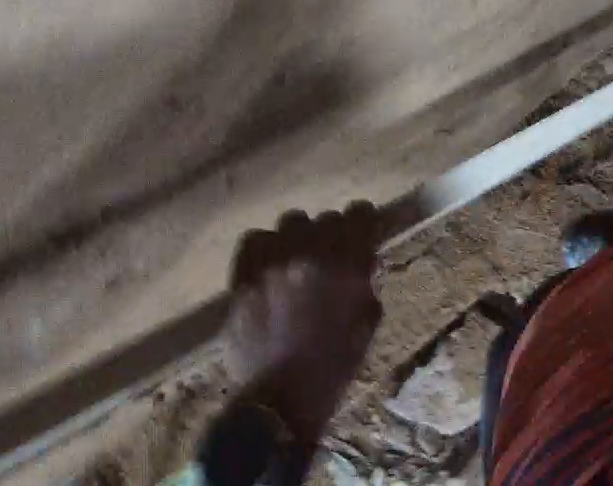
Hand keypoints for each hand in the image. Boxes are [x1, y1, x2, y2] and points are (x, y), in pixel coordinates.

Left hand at [223, 202, 384, 424]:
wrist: (281, 399)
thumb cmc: (335, 362)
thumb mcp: (368, 318)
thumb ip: (364, 279)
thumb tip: (360, 259)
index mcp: (348, 263)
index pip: (360, 212)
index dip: (362, 224)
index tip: (361, 237)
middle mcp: (311, 253)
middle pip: (326, 218)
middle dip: (332, 237)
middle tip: (328, 260)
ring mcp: (273, 263)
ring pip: (291, 223)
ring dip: (299, 239)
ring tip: (296, 262)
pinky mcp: (244, 277)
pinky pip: (255, 240)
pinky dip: (266, 247)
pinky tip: (271, 266)